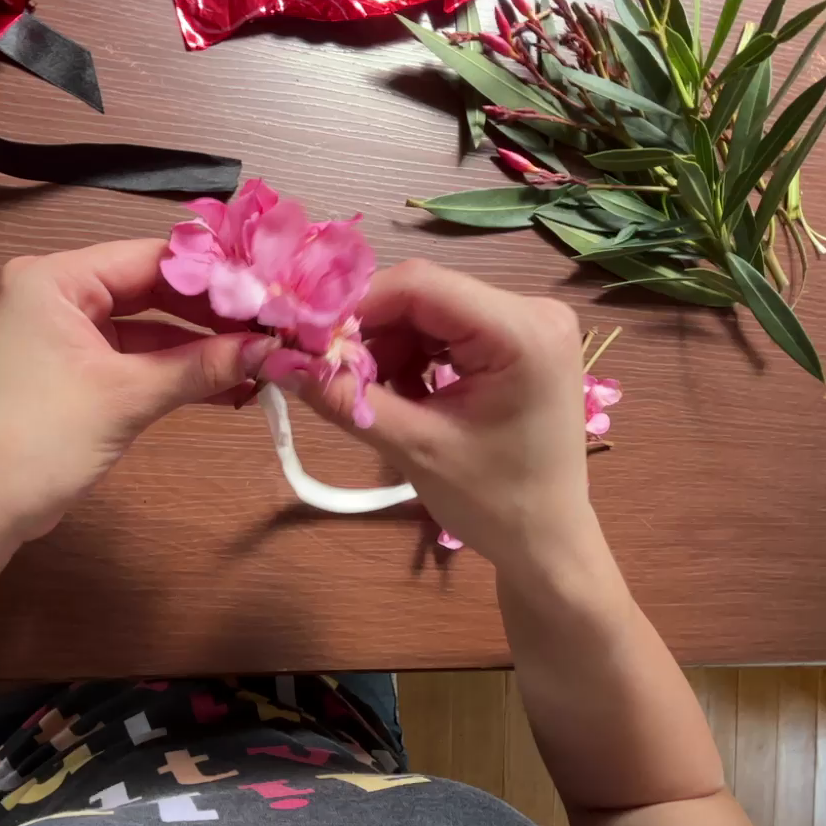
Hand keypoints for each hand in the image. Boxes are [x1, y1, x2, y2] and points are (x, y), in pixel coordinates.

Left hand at [0, 239, 273, 554]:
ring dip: (198, 350)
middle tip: (271, 330)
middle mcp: (57, 295)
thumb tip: (268, 349)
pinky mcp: (73, 373)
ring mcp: (65, 336)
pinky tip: (224, 386)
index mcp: (55, 279)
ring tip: (259, 362)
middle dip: (211, 318)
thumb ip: (198, 368)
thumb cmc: (41, 439)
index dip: (214, 279)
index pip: (151, 259)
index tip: (269, 296)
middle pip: (152, 291)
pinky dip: (173, 374)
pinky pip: (133, 360)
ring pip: (147, 330)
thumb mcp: (126, 398)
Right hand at [286, 259, 594, 574]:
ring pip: (431, 313)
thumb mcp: (413, 448)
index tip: (310, 341)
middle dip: (373, 334)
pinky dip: (415, 358)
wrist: (546, 540)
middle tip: (336, 378)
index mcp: (522, 331)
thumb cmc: (492, 503)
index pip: (420, 285)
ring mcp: (528, 324)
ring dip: (391, 349)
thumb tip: (280, 362)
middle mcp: (533, 310)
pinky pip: (448, 331)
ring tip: (376, 398)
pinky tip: (407, 396)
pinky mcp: (518, 342)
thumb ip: (345, 400)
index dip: (357, 308)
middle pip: (425, 296)